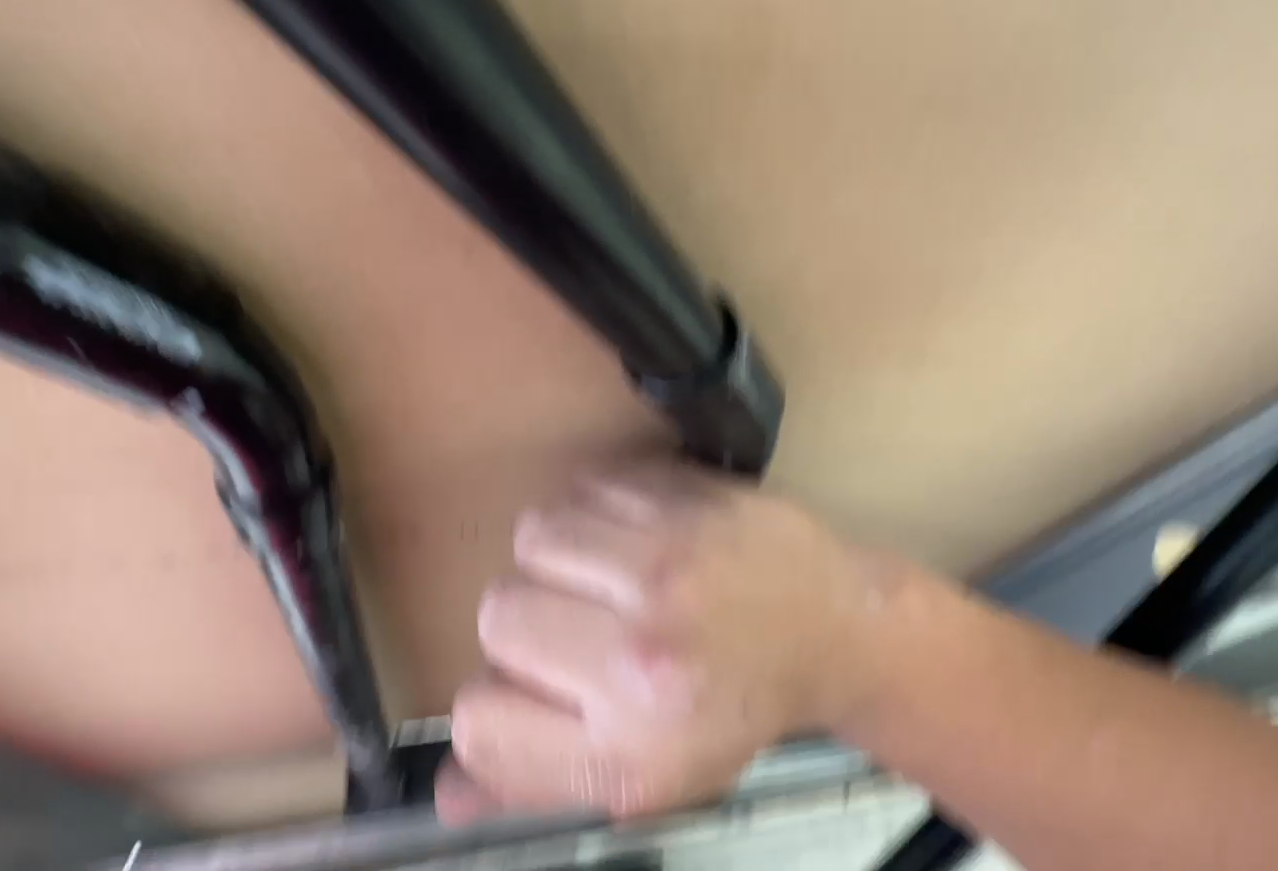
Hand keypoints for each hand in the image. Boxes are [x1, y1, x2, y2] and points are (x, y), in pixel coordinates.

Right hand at [435, 460, 897, 822]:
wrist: (831, 624)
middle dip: (530, 620)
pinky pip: (586, 486)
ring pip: (534, 535)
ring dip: (557, 556)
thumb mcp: (647, 777)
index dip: (494, 699)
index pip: (480, 717)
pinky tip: (634, 534)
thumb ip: (541, 783)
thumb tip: (445, 791)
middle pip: (497, 613)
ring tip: (605, 575)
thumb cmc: (736, 706)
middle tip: (585, 626)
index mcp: (632, 747)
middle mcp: (644, 655)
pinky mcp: (686, 499)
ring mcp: (668, 564)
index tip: (534, 687)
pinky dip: (597, 508)